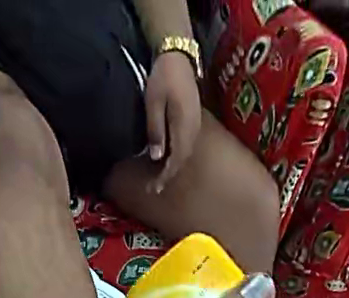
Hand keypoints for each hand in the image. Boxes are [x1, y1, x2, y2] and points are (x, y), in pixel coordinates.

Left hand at [143, 48, 200, 193]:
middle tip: (154, 189)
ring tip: (159, 179)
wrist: (178, 56)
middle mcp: (193, 130)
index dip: (166, 176)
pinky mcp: (193, 122)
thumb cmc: (163, 77)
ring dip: (172, 168)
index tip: (155, 188)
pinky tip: (166, 161)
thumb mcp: (153, 103)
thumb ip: (156, 130)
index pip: (176, 160)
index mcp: (183, 127)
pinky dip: (176, 157)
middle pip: (182, 161)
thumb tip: (157, 157)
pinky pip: (185, 146)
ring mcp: (195, 126)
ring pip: (184, 155)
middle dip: (168, 176)